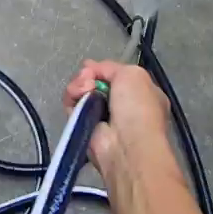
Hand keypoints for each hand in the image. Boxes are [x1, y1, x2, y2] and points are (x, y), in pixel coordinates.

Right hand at [63, 60, 176, 183]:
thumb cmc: (137, 108)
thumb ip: (110, 66)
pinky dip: (72, 100)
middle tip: (87, 78)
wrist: (127, 146)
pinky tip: (77, 99)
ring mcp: (102, 118)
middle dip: (88, 76)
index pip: (116, 75)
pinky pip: (72, 107)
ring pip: (82, 93)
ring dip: (79, 86)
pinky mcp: (84, 128)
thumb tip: (91, 68)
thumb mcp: (132, 74)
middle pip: (95, 82)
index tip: (92, 67)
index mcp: (140, 94)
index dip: (102, 69)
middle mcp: (122, 106)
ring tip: (84, 89)